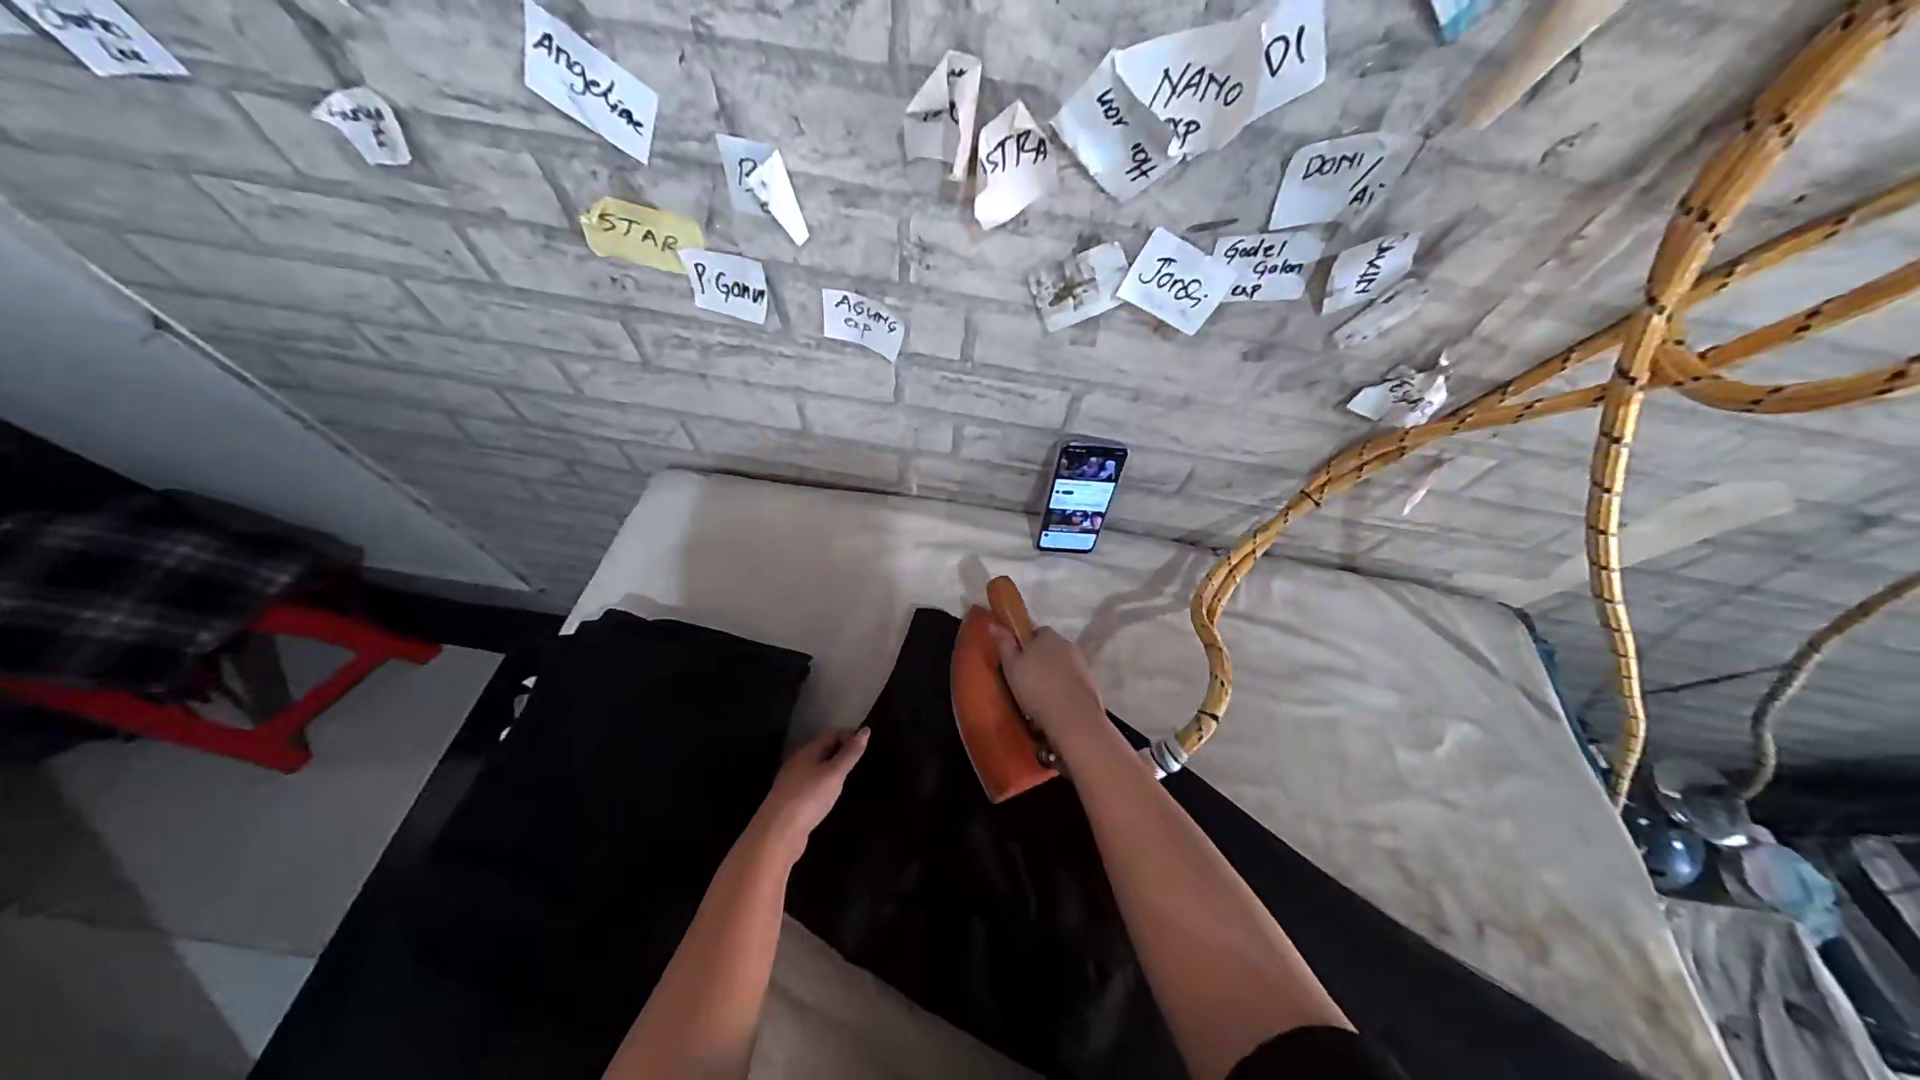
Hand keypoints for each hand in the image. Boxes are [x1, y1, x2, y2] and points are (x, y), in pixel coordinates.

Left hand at [749, 727, 868, 860]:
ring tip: (849, 777)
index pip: (831, 734)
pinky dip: (825, 784)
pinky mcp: (792, 800)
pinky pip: (812, 784)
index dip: (849, 735)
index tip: (866, 745)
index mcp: (807, 752)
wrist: (777, 834)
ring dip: (833, 768)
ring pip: (817, 767)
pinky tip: (830, 795)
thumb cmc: (808, 798)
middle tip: (861, 761)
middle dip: (842, 751)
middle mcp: (797, 763)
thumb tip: (865, 730)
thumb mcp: (834, 774)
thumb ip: (850, 753)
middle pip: (823, 749)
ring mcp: (792, 782)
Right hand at [987, 623, 1107, 748]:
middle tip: (1028, 678)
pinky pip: (1074, 681)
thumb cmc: (1035, 687)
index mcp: (1048, 636)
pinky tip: (1057, 703)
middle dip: (1043, 658)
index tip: (1019, 658)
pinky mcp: (1092, 683)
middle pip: (1052, 647)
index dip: (1028, 643)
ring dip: (1055, 674)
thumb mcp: (1011, 666)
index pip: (1038, 631)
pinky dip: (1066, 688)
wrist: (1072, 716)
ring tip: (1043, 694)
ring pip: (1064, 664)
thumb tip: (994, 624)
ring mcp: (1083, 664)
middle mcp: (1068, 644)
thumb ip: (1004, 644)